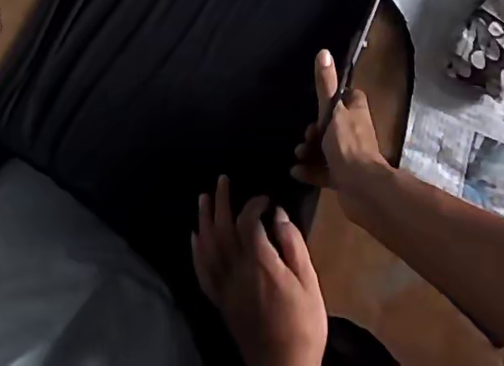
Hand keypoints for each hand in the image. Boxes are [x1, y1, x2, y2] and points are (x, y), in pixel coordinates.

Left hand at [192, 176, 325, 365]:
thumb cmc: (303, 323)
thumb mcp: (308, 282)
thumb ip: (293, 244)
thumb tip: (278, 214)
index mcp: (260, 263)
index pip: (247, 221)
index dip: (253, 204)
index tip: (265, 199)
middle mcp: (237, 270)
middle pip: (222, 228)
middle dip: (221, 201)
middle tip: (221, 179)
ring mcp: (225, 287)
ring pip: (208, 246)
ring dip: (204, 219)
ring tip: (203, 198)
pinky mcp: (220, 301)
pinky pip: (202, 272)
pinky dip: (196, 251)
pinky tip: (195, 236)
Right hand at [291, 49, 387, 192]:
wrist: (362, 188)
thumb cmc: (347, 144)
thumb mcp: (332, 110)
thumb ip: (325, 84)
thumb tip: (324, 51)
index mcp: (356, 112)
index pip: (347, 97)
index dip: (333, 98)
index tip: (317, 103)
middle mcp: (356, 131)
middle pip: (333, 124)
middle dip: (315, 129)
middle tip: (305, 135)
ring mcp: (350, 156)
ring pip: (327, 148)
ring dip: (310, 150)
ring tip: (298, 153)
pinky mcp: (344, 177)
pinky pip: (324, 171)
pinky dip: (310, 170)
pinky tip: (296, 172)